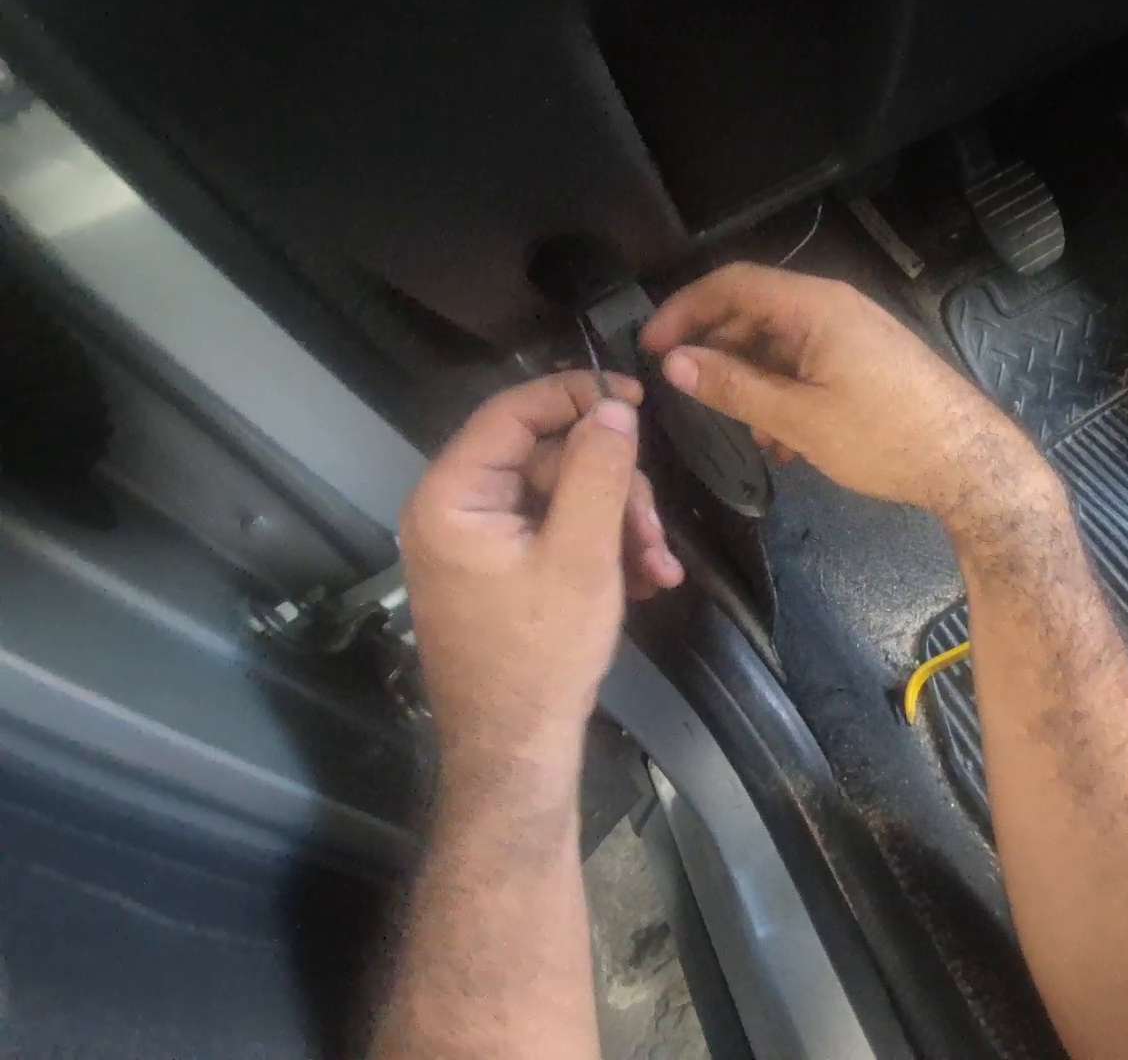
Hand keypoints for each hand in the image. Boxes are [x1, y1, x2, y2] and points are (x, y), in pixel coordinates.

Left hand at [400, 372, 682, 773]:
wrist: (519, 742)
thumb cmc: (543, 649)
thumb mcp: (582, 555)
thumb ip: (598, 474)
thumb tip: (616, 408)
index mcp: (456, 497)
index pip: (514, 413)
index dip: (578, 396)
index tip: (639, 401)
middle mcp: (463, 511)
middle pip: (552, 461)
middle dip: (617, 491)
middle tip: (656, 532)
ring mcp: (487, 543)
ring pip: (569, 499)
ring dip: (624, 526)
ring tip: (659, 569)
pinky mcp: (510, 570)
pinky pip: (566, 533)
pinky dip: (609, 549)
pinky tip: (647, 580)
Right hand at [640, 263, 1042, 519]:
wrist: (969, 462)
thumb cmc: (885, 438)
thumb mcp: (801, 417)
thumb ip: (735, 387)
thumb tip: (675, 363)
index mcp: (816, 306)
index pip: (733, 284)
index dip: (684, 311)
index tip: (652, 348)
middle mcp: (837, 309)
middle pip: (758, 316)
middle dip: (722, 355)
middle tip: (694, 396)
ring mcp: (858, 336)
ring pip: (786, 349)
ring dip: (758, 386)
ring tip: (751, 434)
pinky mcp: (872, 364)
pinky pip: (815, 367)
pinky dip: (791, 395)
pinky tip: (788, 441)